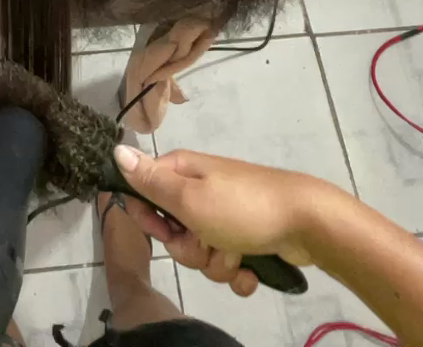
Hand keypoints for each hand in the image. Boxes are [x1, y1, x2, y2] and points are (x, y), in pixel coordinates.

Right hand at [113, 145, 338, 295]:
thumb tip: (116, 149)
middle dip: (189, 248)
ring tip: (236, 254)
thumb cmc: (242, 207)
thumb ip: (150, 181)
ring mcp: (224, 215)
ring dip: (216, 262)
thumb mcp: (189, 197)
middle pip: (173, 231)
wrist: (306, 223)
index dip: (150, 217)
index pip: (145, 193)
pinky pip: (227, 264)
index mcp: (183, 172)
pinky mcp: (245, 237)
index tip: (166, 230)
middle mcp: (200, 190)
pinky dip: (238, 272)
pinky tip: (251, 270)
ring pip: (200, 252)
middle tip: (207, 241)